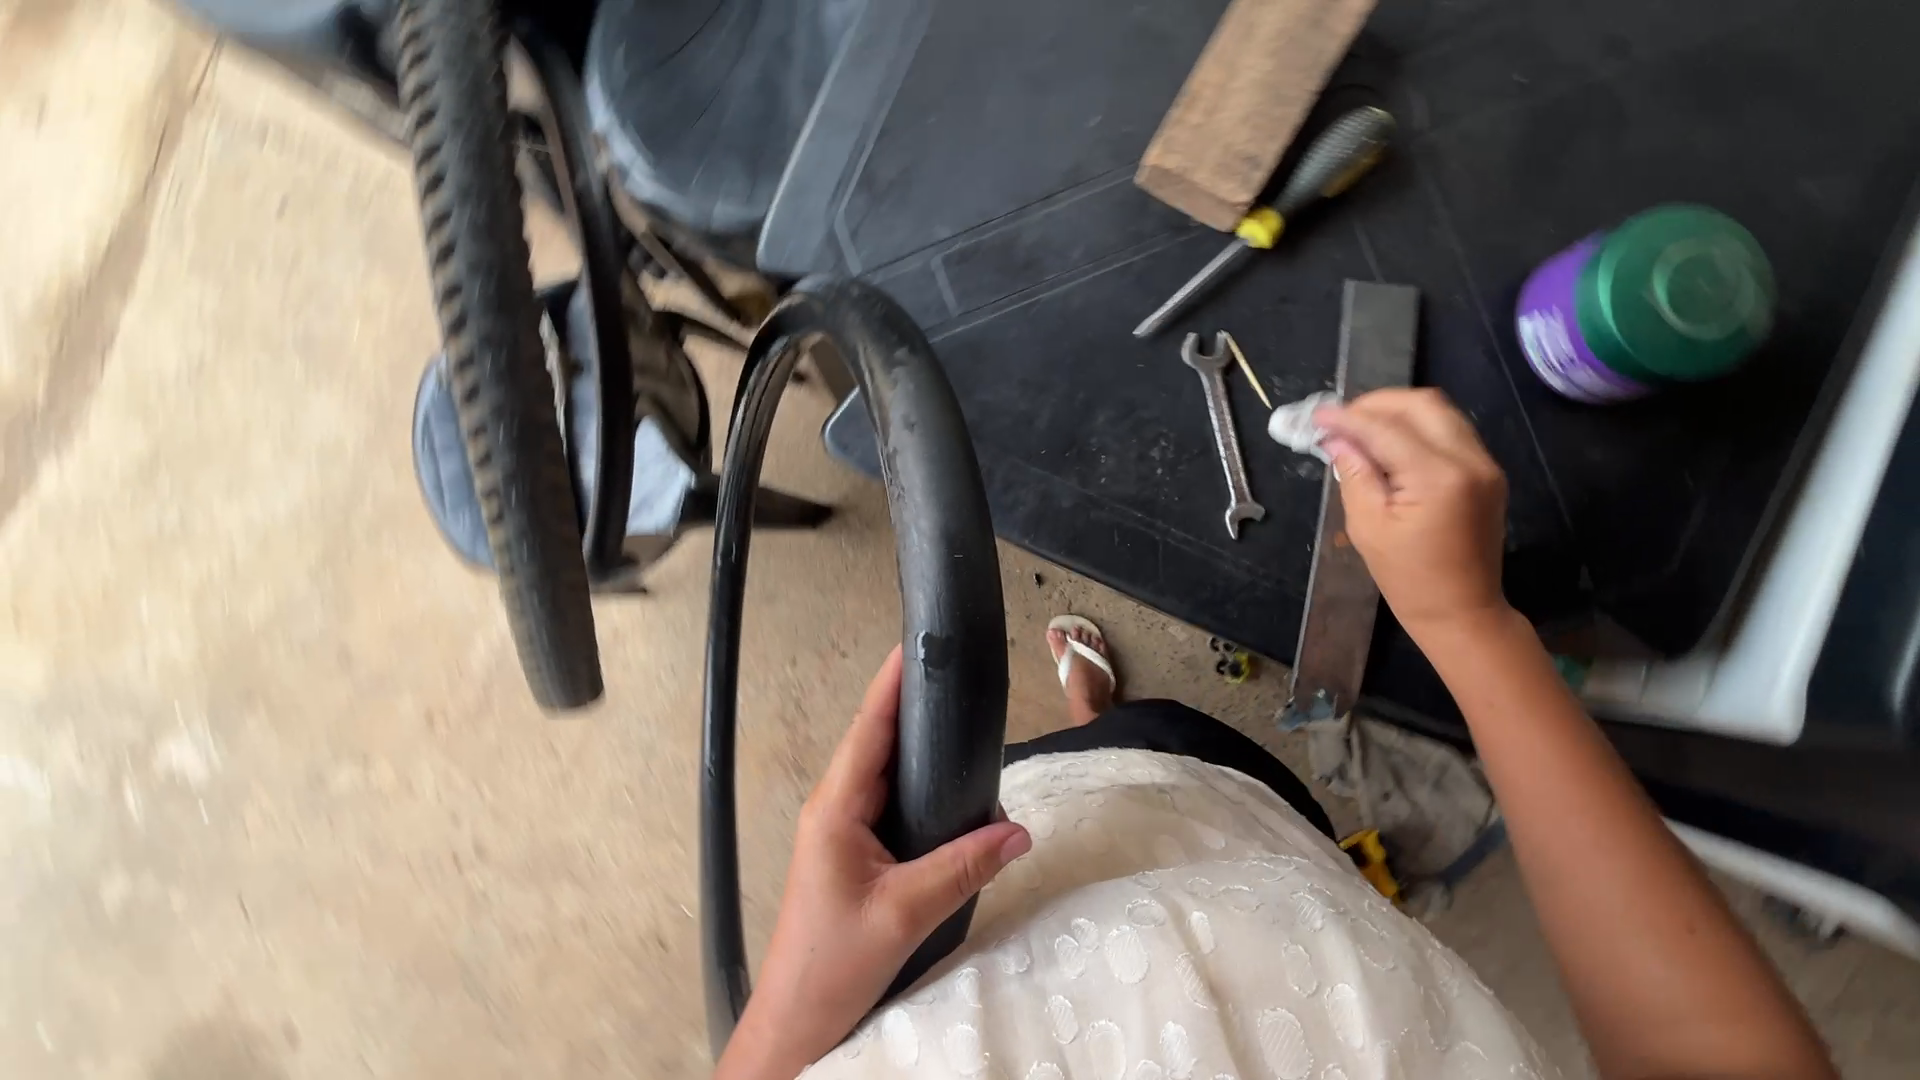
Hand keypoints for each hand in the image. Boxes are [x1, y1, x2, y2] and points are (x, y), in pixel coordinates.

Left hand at [717, 646, 1031, 1079]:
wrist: (799, 1018)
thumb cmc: (834, 962)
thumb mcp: (904, 911)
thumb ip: (962, 866)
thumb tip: (1020, 831)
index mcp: (836, 807)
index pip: (868, 729)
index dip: (891, 684)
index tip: (915, 644)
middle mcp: (835, 806)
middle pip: (875, 739)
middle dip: (907, 700)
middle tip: (949, 669)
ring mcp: (841, 827)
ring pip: (881, 768)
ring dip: (910, 737)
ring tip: (951, 708)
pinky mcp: (852, 849)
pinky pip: (886, 797)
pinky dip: (913, 776)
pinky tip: (941, 775)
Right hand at [1313, 388, 1509, 640]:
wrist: (1461, 610)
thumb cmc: (1407, 577)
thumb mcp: (1367, 526)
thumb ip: (1355, 474)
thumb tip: (1338, 440)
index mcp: (1437, 477)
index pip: (1386, 429)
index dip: (1348, 418)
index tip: (1317, 415)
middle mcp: (1469, 460)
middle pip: (1422, 404)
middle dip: (1377, 404)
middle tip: (1341, 419)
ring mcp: (1484, 465)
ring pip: (1440, 413)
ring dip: (1398, 413)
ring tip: (1361, 428)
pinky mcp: (1486, 473)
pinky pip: (1450, 432)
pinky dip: (1417, 428)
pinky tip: (1388, 445)